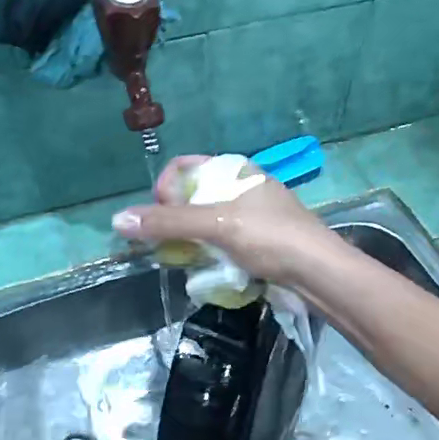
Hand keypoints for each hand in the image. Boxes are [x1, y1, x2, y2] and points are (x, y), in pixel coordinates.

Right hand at [111, 155, 346, 284]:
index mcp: (236, 171)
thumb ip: (168, 223)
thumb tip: (118, 219)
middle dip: (175, 219)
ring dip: (192, 241)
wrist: (320, 273)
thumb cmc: (270, 238)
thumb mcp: (216, 225)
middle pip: (194, 196)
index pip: (186, 166)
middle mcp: (243, 188)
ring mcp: (253, 216)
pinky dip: (211, 254)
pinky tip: (210, 270)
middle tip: (169, 244)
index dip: (166, 187)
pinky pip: (223, 242)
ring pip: (207, 223)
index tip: (161, 214)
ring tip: (187, 261)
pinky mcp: (260, 243)